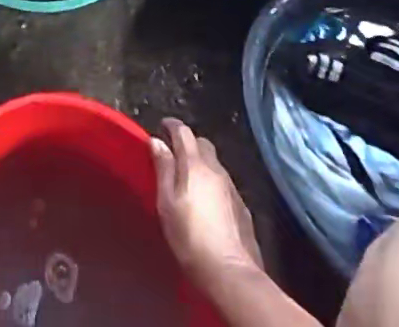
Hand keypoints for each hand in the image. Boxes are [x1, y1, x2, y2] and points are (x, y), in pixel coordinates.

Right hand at [152, 118, 262, 283]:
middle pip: (202, 144)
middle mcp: (216, 169)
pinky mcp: (242, 206)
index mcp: (195, 165)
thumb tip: (157, 141)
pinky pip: (223, 183)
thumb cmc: (190, 236)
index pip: (184, 132)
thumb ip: (163, 169)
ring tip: (188, 178)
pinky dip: (212, 182)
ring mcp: (232, 187)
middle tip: (173, 153)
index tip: (162, 125)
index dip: (172, 125)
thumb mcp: (167, 203)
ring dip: (201, 163)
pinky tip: (206, 201)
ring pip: (215, 163)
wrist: (230, 272)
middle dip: (188, 143)